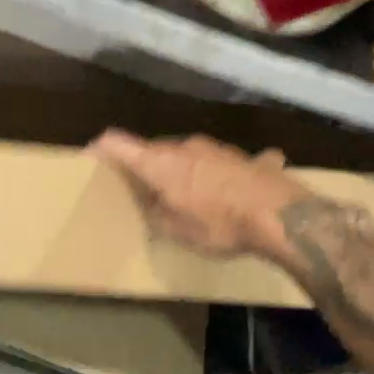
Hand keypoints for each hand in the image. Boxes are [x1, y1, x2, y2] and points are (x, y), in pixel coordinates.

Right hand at [87, 129, 311, 257]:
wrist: (284, 219)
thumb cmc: (217, 224)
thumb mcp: (174, 230)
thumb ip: (155, 212)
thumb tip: (151, 204)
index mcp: (159, 162)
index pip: (118, 143)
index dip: (100, 148)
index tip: (89, 154)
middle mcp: (186, 147)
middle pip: (156, 150)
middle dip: (147, 165)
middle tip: (144, 188)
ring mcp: (221, 150)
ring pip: (191, 155)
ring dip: (185, 170)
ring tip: (188, 193)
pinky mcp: (251, 160)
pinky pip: (233, 164)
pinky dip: (227, 174)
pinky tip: (237, 185)